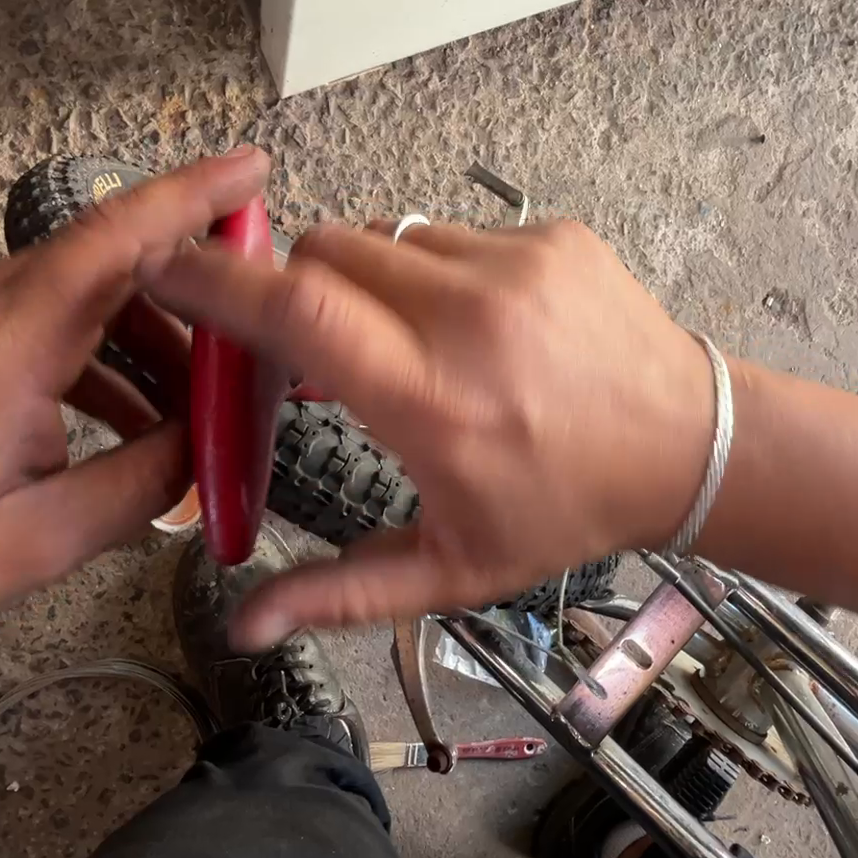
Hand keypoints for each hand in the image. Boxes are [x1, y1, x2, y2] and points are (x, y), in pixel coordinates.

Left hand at [0, 149, 269, 692]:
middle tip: (247, 367)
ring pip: (89, 302)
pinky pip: (51, 327)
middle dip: (195, 310)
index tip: (255, 167)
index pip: (115, 240)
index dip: (191, 195)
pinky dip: (105, 365)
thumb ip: (139, 485)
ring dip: (151, 350)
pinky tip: (123, 428)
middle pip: (118, 271)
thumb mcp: (34, 542)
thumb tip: (208, 443)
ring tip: (188, 420)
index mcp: (2, 344)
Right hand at [152, 215, 714, 648]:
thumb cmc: (568, 510)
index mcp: (436, 403)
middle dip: (297, 288)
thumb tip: (247, 625)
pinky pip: (449, 232)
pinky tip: (476, 325)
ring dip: (369, 282)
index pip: (300, 312)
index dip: (218, 282)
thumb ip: (342, 591)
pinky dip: (433, 272)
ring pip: (384, 235)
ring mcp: (517, 262)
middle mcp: (471, 317)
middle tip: (323, 345)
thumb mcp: (454, 568)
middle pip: (326, 250)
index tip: (169, 267)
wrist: (688, 444)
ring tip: (411, 342)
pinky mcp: (551, 234)